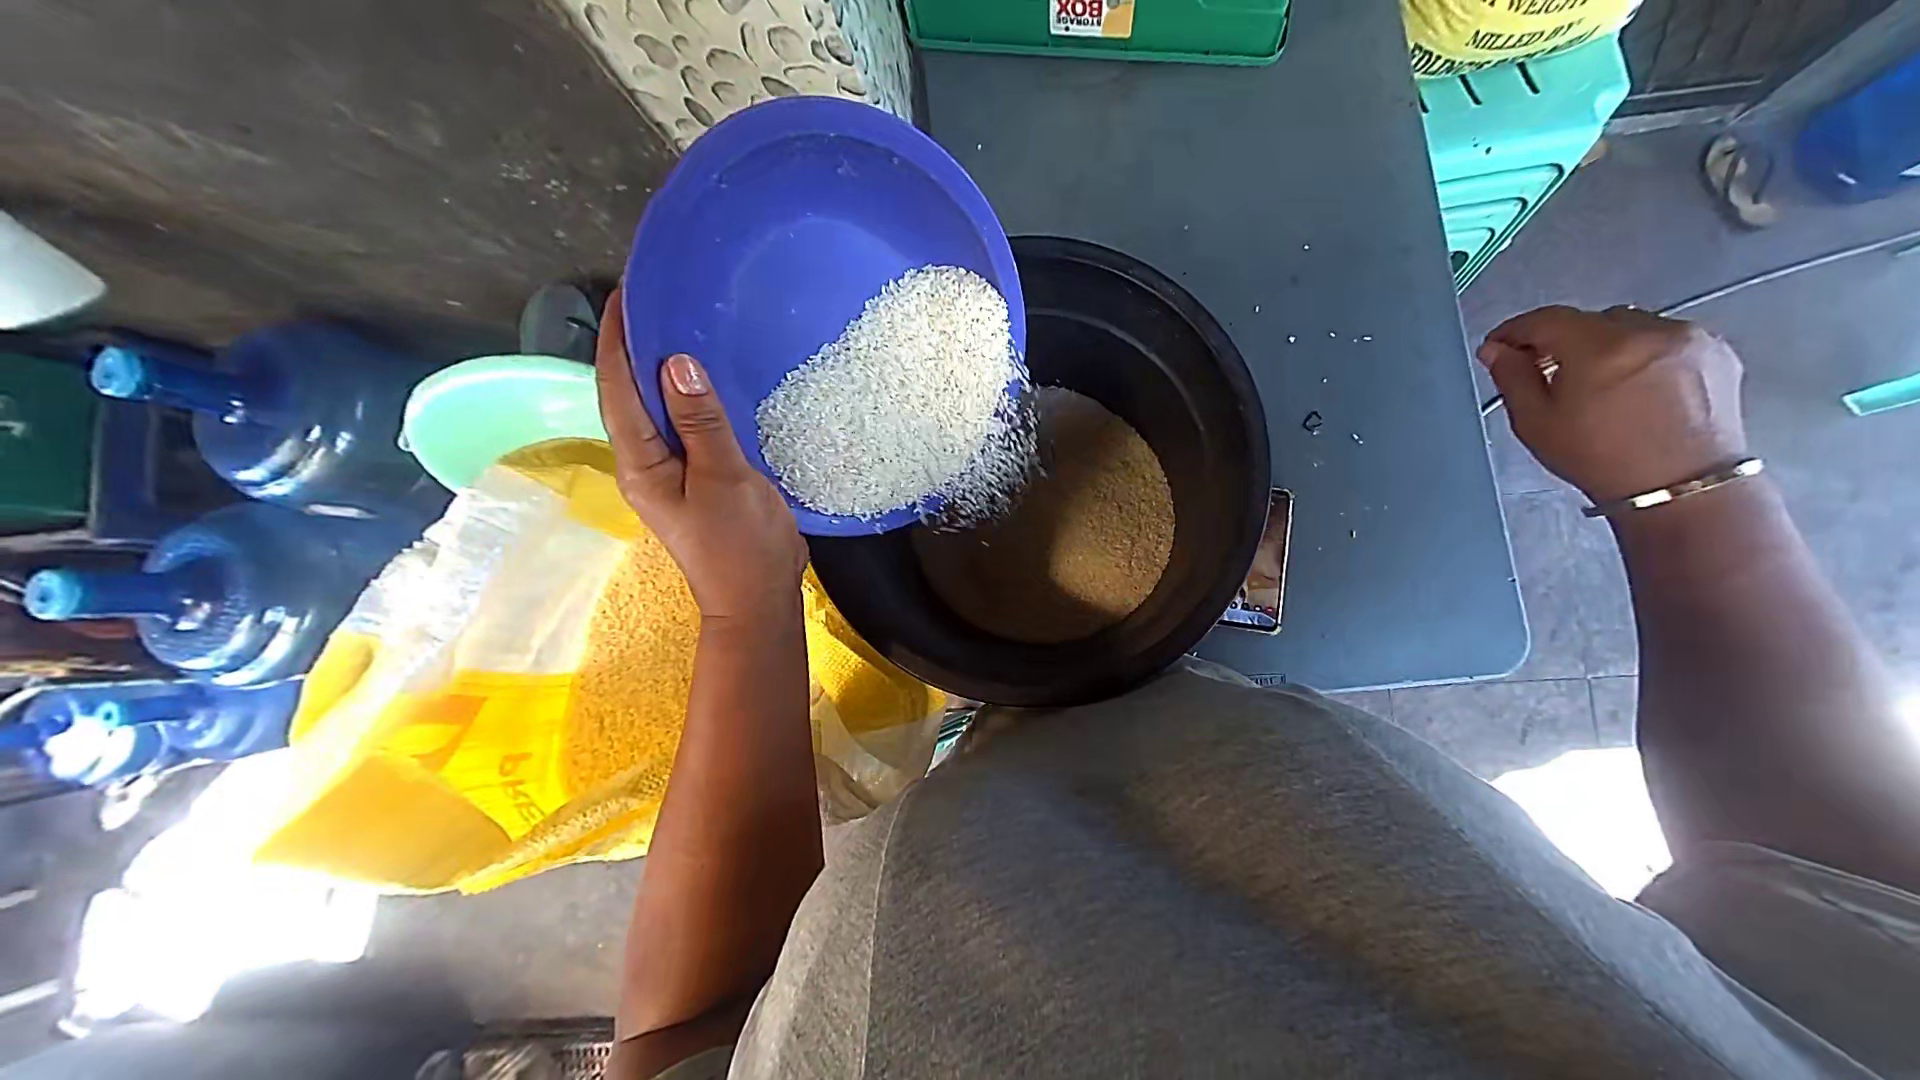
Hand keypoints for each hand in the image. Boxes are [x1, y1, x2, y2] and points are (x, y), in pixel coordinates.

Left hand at [594, 288, 806, 619]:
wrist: (758, 595)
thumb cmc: (740, 544)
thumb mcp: (723, 479)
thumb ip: (700, 423)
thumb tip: (677, 363)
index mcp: (641, 463)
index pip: (618, 389)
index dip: (616, 340)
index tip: (624, 294)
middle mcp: (647, 462)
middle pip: (631, 395)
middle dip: (635, 346)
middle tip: (655, 299)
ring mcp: (674, 470)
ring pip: (660, 410)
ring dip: (664, 370)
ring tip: (680, 326)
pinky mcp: (701, 475)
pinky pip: (688, 425)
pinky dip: (693, 397)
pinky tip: (710, 379)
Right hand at [1479, 305, 1748, 504]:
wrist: (1678, 484)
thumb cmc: (1599, 456)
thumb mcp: (1535, 421)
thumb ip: (1512, 377)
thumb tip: (1498, 350)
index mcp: (1601, 348)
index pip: (1546, 319)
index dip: (1514, 330)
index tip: (1498, 346)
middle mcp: (1651, 331)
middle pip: (1587, 320)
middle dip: (1559, 340)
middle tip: (1541, 371)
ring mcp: (1691, 337)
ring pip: (1626, 325)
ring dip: (1600, 344)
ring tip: (1589, 382)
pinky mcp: (1717, 349)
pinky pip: (1662, 337)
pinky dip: (1637, 352)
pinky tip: (1628, 386)